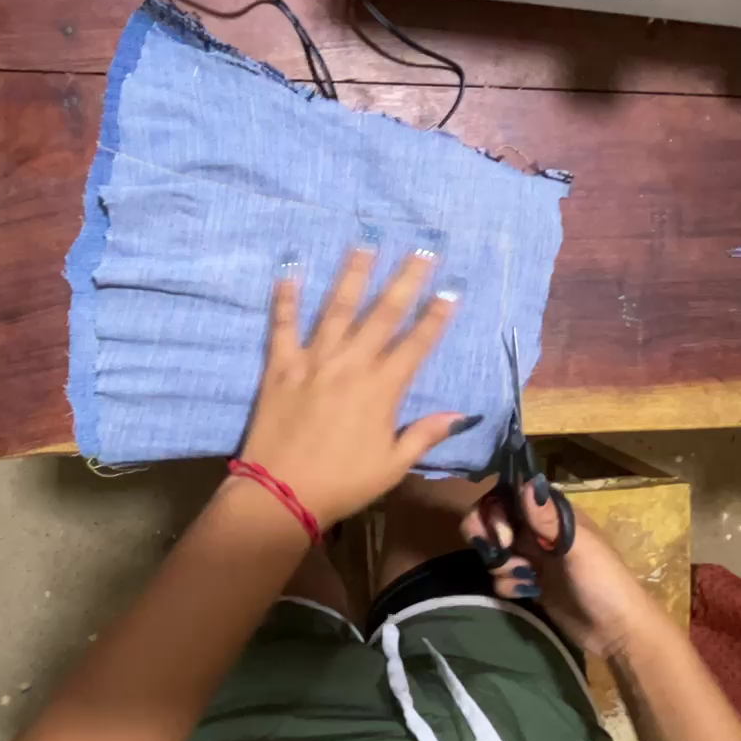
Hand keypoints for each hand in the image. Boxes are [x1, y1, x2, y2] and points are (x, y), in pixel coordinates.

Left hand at [238, 246, 473, 525]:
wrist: (281, 494)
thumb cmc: (343, 483)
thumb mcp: (392, 465)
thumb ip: (424, 435)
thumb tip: (460, 416)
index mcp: (382, 388)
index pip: (416, 343)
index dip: (436, 316)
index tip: (451, 290)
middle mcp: (351, 365)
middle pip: (383, 315)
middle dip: (406, 281)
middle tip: (421, 250)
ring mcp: (314, 361)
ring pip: (337, 310)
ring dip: (353, 276)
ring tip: (365, 245)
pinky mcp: (280, 367)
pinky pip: (283, 326)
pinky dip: (285, 299)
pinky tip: (290, 271)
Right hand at [464, 486, 661, 657]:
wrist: (616, 632)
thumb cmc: (604, 581)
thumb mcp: (580, 547)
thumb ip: (549, 519)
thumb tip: (524, 484)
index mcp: (553, 514)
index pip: (510, 495)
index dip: (496, 509)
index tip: (501, 533)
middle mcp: (539, 530)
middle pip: (495, 519)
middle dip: (488, 535)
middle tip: (500, 553)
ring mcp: (533, 558)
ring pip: (495, 550)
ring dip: (501, 564)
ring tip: (524, 577)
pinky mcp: (529, 584)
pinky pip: (502, 577)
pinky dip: (508, 585)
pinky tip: (529, 593)